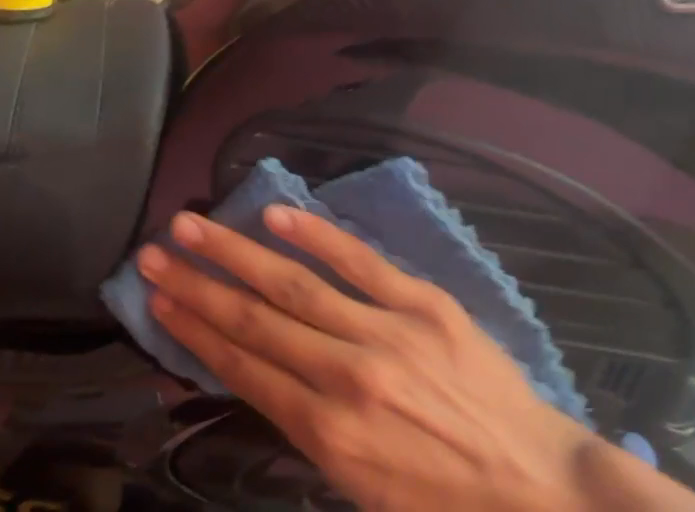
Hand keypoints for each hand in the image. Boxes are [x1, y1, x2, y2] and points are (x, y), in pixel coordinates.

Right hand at [139, 207, 657, 511]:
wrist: (542, 492)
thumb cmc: (443, 502)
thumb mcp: (360, 489)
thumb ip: (302, 429)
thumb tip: (251, 371)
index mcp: (328, 435)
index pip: (242, 367)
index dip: (194, 331)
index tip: (158, 300)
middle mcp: (346, 379)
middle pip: (254, 321)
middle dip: (196, 285)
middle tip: (151, 255)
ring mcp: (386, 334)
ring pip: (293, 285)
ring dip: (235, 251)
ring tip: (190, 224)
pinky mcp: (425, 305)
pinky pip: (360, 261)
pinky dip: (315, 235)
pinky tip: (275, 212)